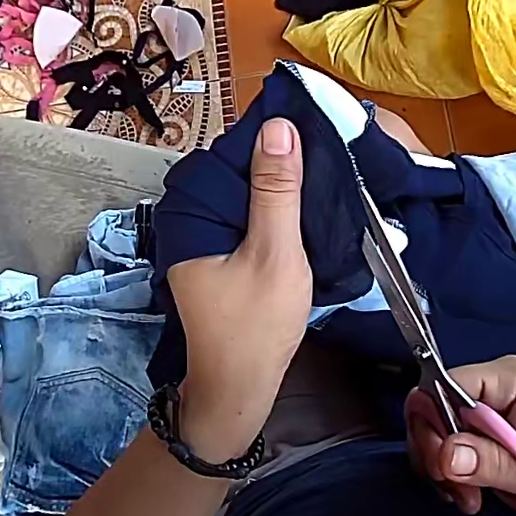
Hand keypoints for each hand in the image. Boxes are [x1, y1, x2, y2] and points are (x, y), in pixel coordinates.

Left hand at [165, 118, 311, 461]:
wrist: (241, 387)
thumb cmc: (256, 325)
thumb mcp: (275, 253)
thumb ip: (277, 193)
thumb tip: (279, 128)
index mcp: (192, 216)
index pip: (229, 157)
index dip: (269, 142)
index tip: (310, 129)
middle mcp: (191, 225)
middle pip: (237, 178)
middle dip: (277, 167)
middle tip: (323, 156)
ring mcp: (205, 245)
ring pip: (245, 202)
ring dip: (278, 193)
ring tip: (319, 179)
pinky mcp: (221, 262)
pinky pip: (248, 225)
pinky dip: (273, 218)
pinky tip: (301, 215)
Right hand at [406, 356, 515, 515]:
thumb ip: (492, 460)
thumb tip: (444, 455)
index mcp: (512, 378)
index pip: (445, 385)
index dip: (434, 422)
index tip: (441, 466)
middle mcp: (497, 390)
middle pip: (435, 409)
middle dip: (437, 453)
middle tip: (458, 492)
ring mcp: (492, 417)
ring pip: (438, 434)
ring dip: (444, 472)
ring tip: (471, 500)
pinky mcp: (490, 443)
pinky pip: (450, 453)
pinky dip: (452, 479)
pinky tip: (472, 498)